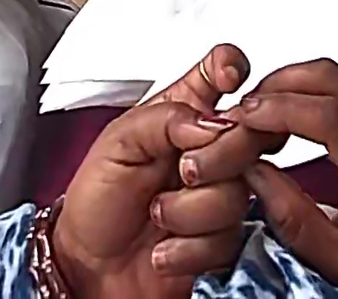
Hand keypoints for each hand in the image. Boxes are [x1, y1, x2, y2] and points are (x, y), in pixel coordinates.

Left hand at [53, 45, 263, 298]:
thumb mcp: (119, 142)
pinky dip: (191, 248)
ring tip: (158, 212)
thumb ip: (164, 120)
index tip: (228, 78)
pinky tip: (165, 247)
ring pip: (239, 189)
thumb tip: (210, 123)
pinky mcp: (222, 236)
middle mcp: (207, 146)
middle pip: (249, 131)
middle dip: (217, 156)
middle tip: (182, 170)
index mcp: (184, 110)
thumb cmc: (97, 198)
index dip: (232, 65)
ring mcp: (217, 190)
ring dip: (190, 211)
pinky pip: (231, 236)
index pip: (220, 69)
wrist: (89, 272)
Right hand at [184, 59, 337, 287]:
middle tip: (244, 110)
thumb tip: (254, 172)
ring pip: (331, 74)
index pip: (333, 118)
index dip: (283, 109)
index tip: (247, 115)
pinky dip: (300, 87)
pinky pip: (336, 83)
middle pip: (330, 81)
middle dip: (278, 86)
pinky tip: (280, 107)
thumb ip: (296, 222)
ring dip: (287, 82)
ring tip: (257, 110)